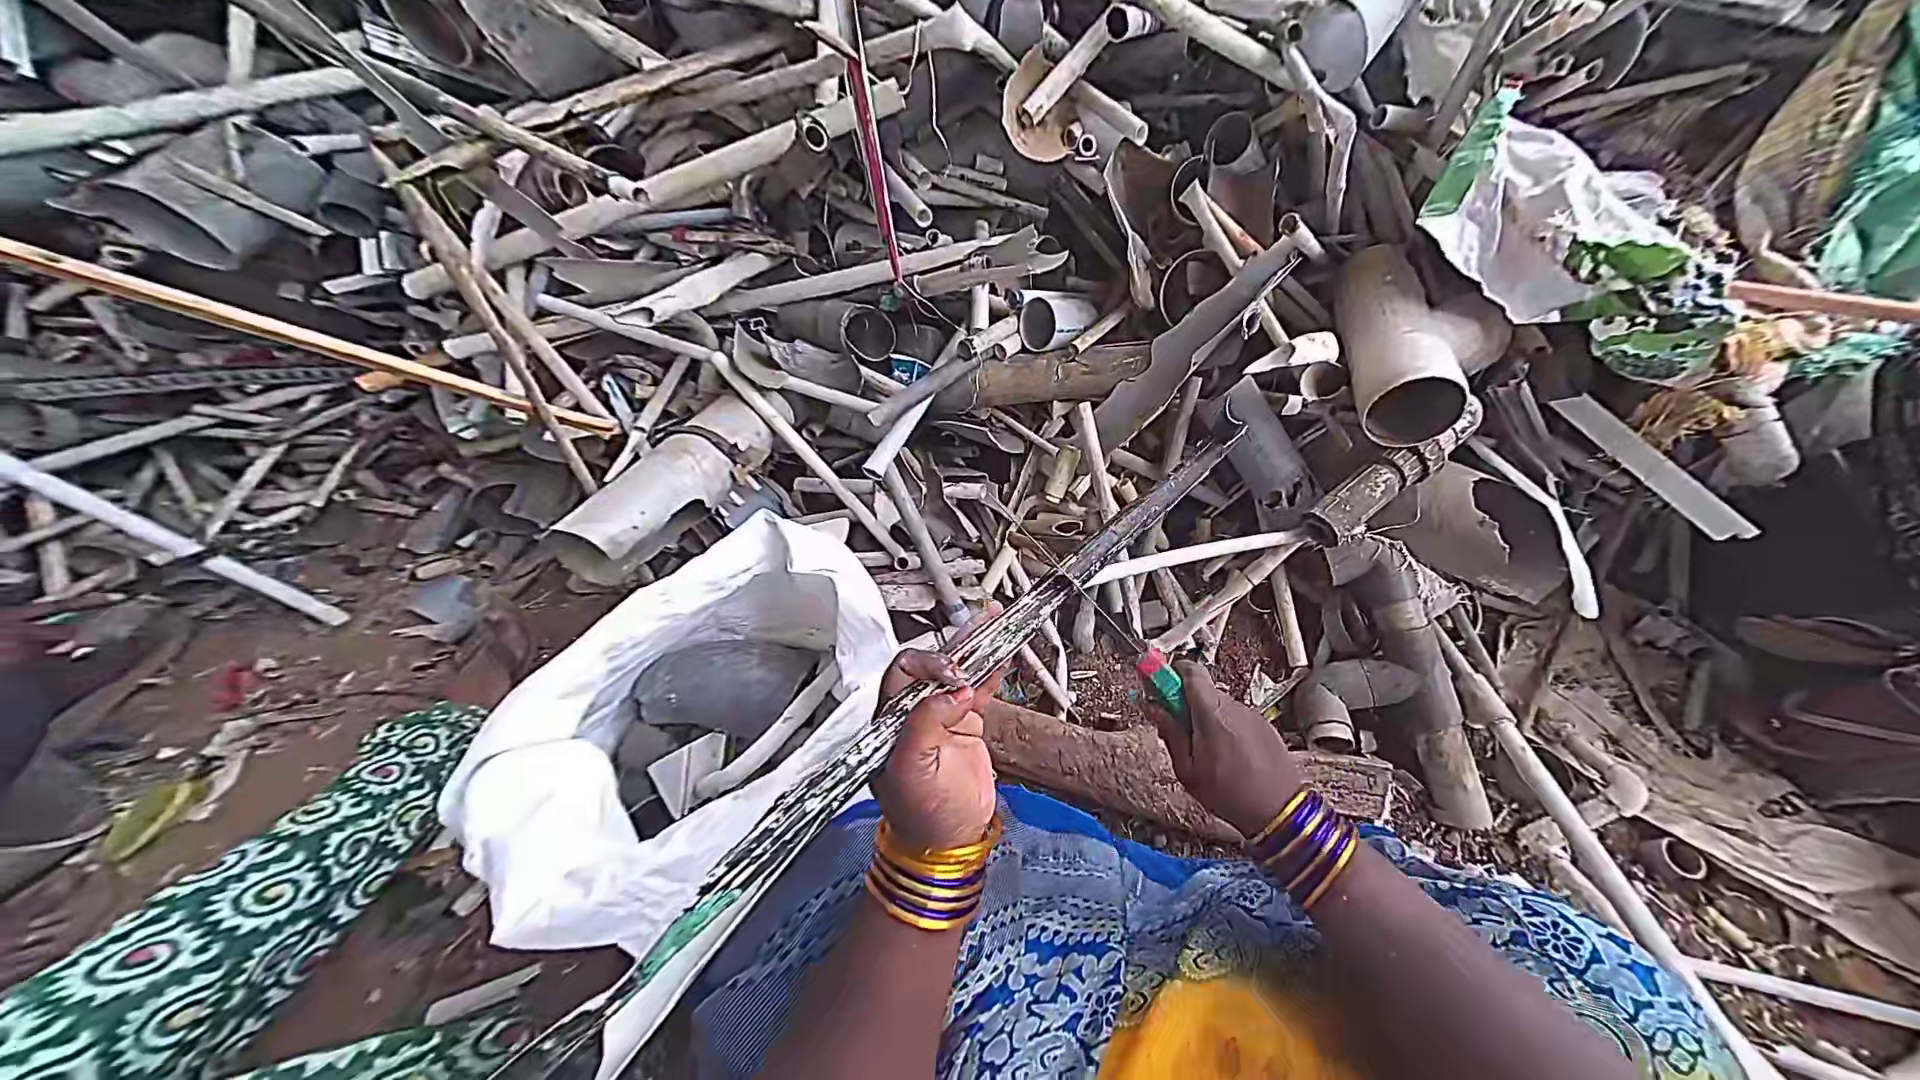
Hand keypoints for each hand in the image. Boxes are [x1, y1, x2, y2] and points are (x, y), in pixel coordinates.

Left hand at [872, 649, 1001, 850]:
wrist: (950, 840)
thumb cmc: (919, 815)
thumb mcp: (911, 771)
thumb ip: (925, 725)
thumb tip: (950, 692)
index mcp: (891, 718)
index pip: (904, 673)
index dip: (928, 665)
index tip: (952, 674)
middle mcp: (914, 711)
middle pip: (933, 665)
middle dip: (954, 651)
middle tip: (975, 650)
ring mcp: (942, 715)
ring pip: (958, 673)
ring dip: (976, 651)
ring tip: (994, 629)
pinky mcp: (966, 723)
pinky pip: (980, 690)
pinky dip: (992, 673)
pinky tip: (1001, 658)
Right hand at [1144, 658, 1305, 838]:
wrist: (1280, 813)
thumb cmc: (1231, 795)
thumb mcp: (1187, 770)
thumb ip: (1171, 733)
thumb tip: (1155, 709)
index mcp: (1212, 714)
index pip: (1190, 671)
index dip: (1171, 673)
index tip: (1159, 687)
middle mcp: (1234, 707)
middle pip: (1203, 690)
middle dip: (1186, 704)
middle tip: (1178, 729)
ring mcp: (1252, 716)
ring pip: (1220, 705)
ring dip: (1207, 719)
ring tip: (1206, 751)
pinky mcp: (1265, 726)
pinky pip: (1237, 718)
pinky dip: (1227, 729)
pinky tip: (1228, 756)